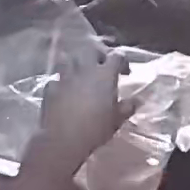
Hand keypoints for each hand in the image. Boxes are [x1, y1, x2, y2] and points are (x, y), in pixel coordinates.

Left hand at [26, 51, 132, 181]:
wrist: (63, 139)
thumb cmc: (95, 129)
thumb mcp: (117, 120)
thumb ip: (128, 107)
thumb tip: (138, 100)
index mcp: (105, 75)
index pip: (117, 56)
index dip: (123, 61)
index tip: (125, 73)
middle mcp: (85, 70)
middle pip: (91, 50)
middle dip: (98, 54)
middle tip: (102, 66)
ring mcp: (65, 77)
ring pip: (70, 58)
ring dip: (77, 63)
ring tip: (81, 73)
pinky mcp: (51, 87)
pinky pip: (56, 78)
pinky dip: (61, 81)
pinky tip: (63, 90)